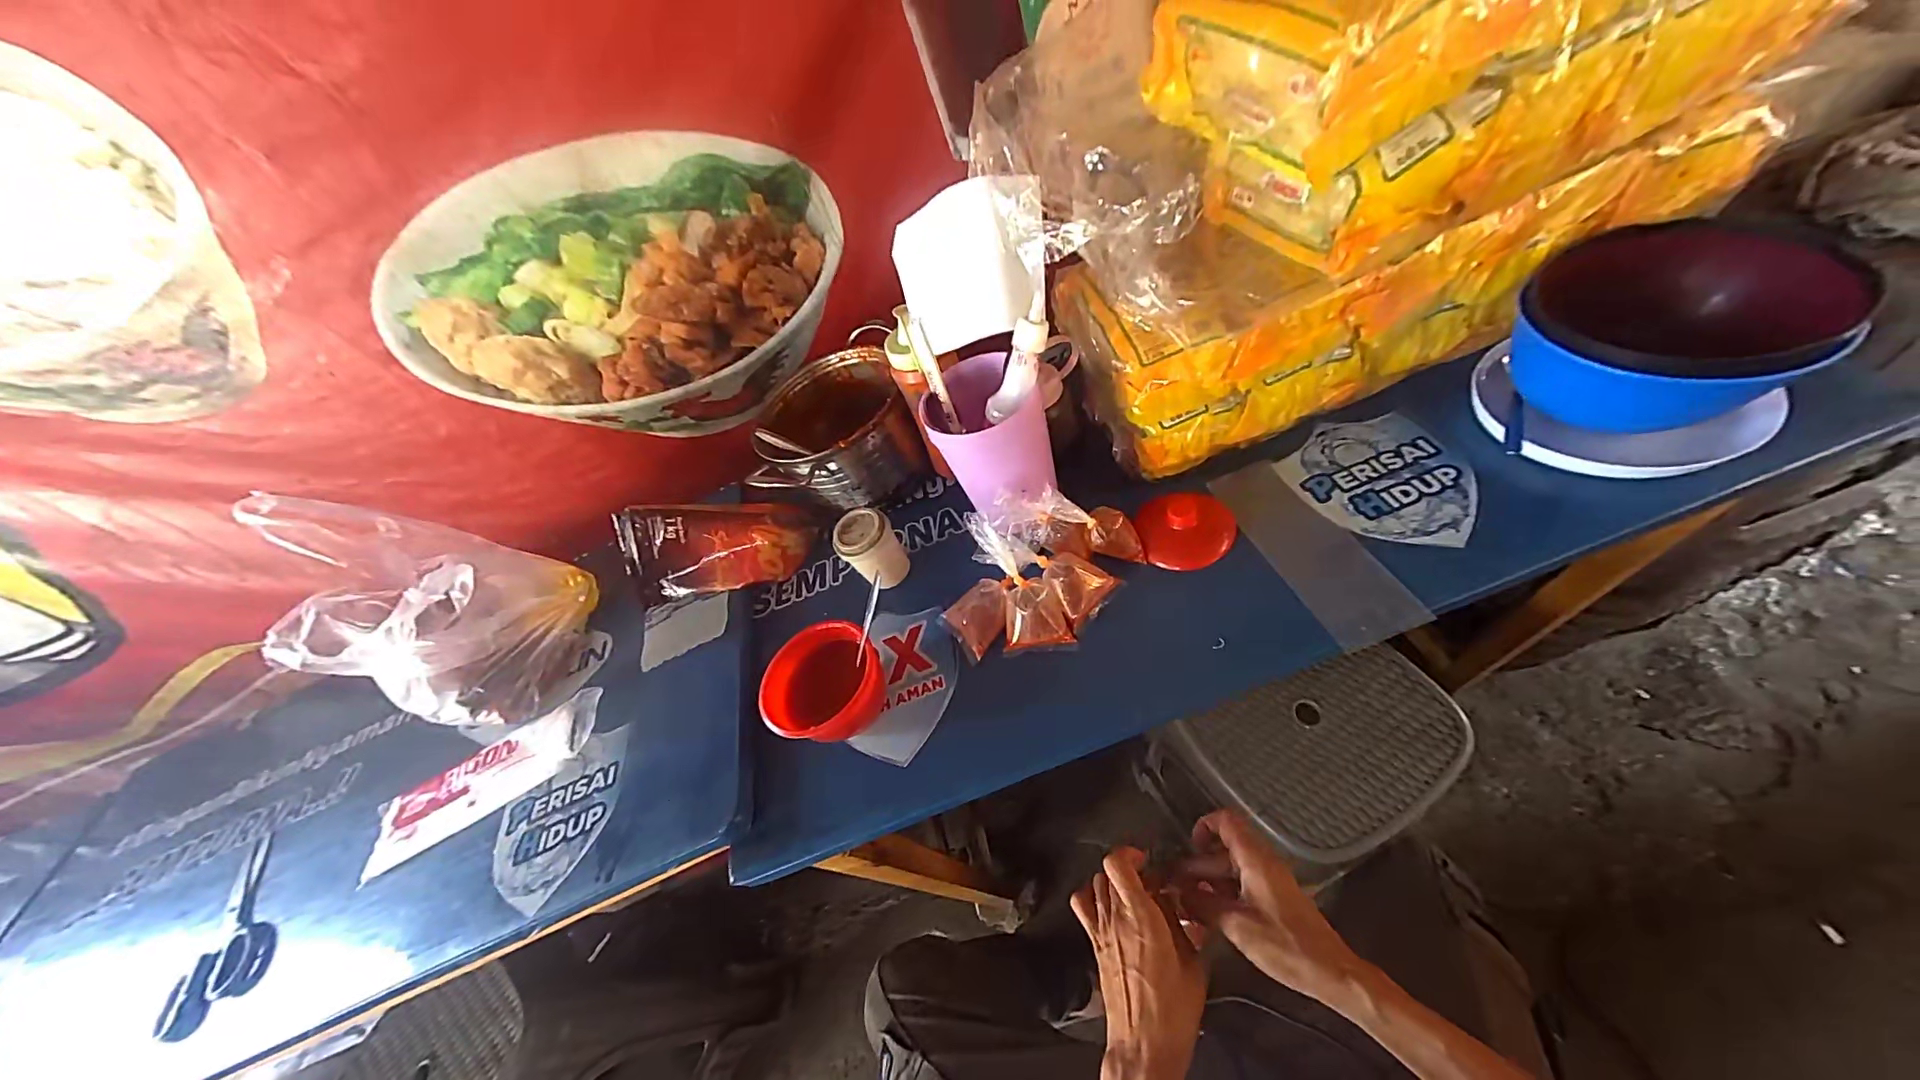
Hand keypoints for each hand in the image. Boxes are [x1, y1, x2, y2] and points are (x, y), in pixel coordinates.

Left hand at [1072, 847, 1206, 1079]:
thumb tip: (1179, 903)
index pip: (1118, 865)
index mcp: (1142, 918)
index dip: (1129, 854)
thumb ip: (1185, 926)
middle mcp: (1115, 918)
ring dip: (1114, 883)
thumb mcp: (1193, 964)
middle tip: (1152, 886)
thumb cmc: (1173, 1010)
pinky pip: (1082, 904)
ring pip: (1096, 884)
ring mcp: (1101, 930)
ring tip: (1135, 896)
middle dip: (1131, 871)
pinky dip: (1091, 895)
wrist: (1144, 1044)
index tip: (1147, 860)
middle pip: (1110, 873)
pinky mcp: (1094, 943)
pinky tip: (1109, 905)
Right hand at [1172, 809, 1364, 1003]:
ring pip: (1231, 867)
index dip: (1203, 826)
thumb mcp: (1237, 926)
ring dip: (1208, 881)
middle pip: (1224, 847)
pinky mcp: (1274, 899)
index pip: (1226, 821)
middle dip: (1197, 863)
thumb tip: (1178, 893)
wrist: (1333, 974)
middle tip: (1175, 885)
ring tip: (1187, 903)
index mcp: (1255, 860)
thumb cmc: (1287, 947)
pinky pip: (1242, 884)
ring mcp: (1270, 881)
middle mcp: (1263, 863)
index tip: (1187, 848)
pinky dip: (1222, 893)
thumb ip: (1203, 904)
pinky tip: (1209, 915)